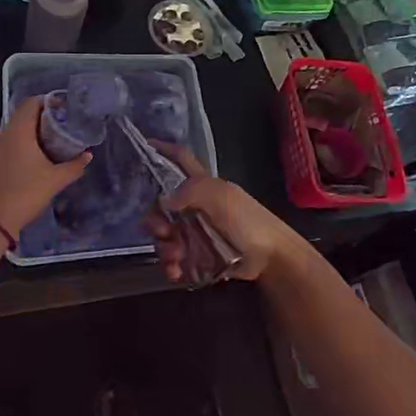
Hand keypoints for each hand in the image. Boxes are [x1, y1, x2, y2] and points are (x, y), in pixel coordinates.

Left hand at [0, 96, 91, 238]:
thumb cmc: (27, 193)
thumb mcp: (56, 179)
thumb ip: (75, 165)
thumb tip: (88, 155)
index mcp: (18, 133)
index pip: (30, 103)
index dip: (47, 101)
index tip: (63, 110)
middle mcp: (2, 136)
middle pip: (22, 116)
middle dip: (42, 119)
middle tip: (60, 129)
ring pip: (13, 132)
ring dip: (30, 134)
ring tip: (48, 145)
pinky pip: (6, 146)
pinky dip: (19, 147)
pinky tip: (30, 163)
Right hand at [142, 144, 309, 282]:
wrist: (270, 257)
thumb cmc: (247, 220)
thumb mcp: (221, 197)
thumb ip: (191, 191)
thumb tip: (164, 199)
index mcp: (203, 185)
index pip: (181, 160)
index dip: (164, 149)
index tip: (146, 143)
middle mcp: (196, 206)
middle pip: (162, 206)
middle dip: (155, 219)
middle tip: (162, 232)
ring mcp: (196, 232)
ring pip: (166, 235)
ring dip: (164, 247)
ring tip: (174, 258)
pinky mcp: (199, 255)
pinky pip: (175, 258)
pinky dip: (171, 265)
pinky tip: (175, 272)